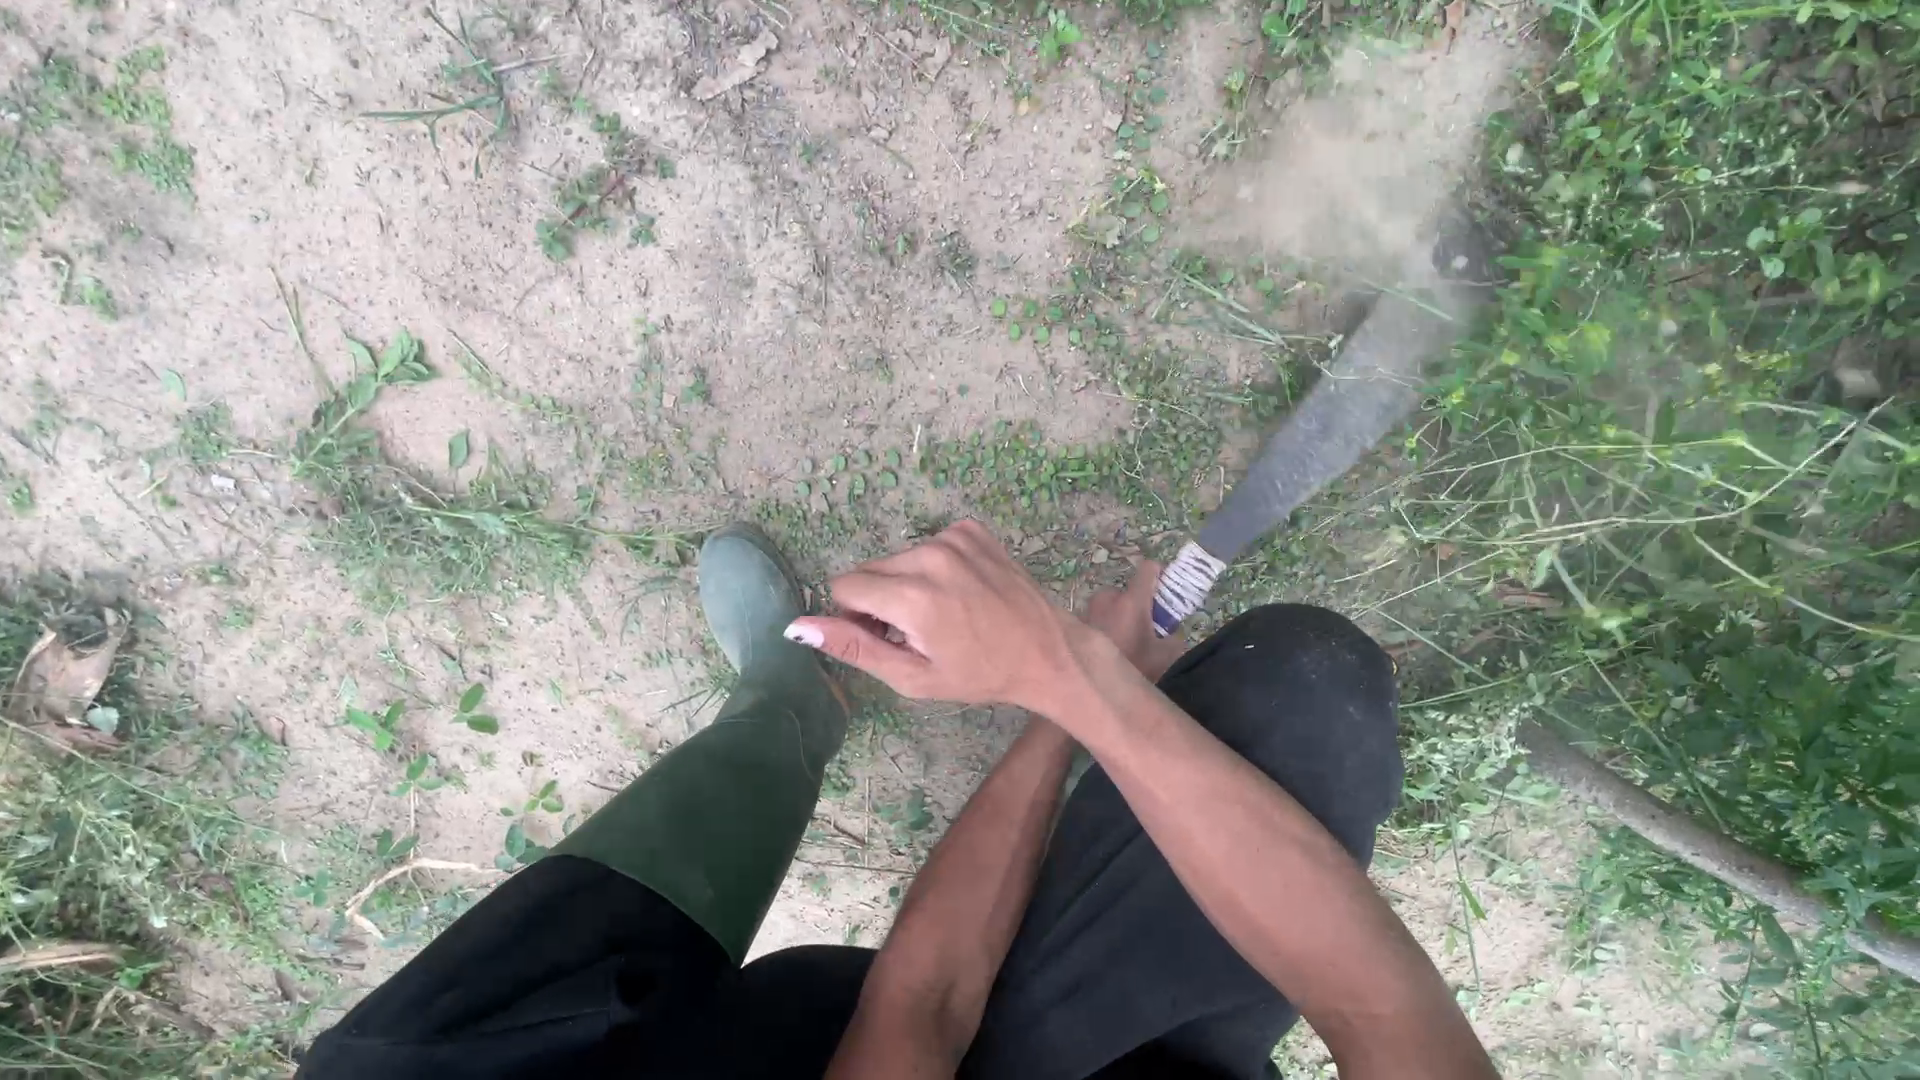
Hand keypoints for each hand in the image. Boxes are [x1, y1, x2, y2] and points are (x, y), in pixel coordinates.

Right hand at [784, 521, 1090, 713]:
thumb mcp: (913, 676)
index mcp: (914, 596)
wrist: (1047, 651)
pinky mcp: (971, 529)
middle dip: (878, 599)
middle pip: (870, 570)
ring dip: (906, 583)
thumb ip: (854, 646)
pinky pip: (928, 544)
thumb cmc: (979, 674)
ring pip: (898, 558)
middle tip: (916, 630)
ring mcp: (954, 537)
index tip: (885, 636)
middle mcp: (930, 555)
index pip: (844, 587)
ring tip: (943, 612)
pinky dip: (934, 567)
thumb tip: (797, 626)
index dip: (855, 616)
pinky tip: (960, 590)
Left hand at [1081, 560, 1187, 682]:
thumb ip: (1174, 636)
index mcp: (1132, 601)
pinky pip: (1095, 618)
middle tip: (1144, 626)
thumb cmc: (1134, 669)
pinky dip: (1103, 626)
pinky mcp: (1075, 624)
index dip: (1159, 574)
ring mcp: (1088, 610)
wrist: (1095, 690)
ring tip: (1124, 640)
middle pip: (1126, 591)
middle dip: (1136, 604)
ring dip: (1117, 615)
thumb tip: (1172, 631)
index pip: (1147, 569)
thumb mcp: (1166, 656)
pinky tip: (1107, 647)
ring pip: (1108, 605)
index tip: (1165, 588)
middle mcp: (1107, 599)